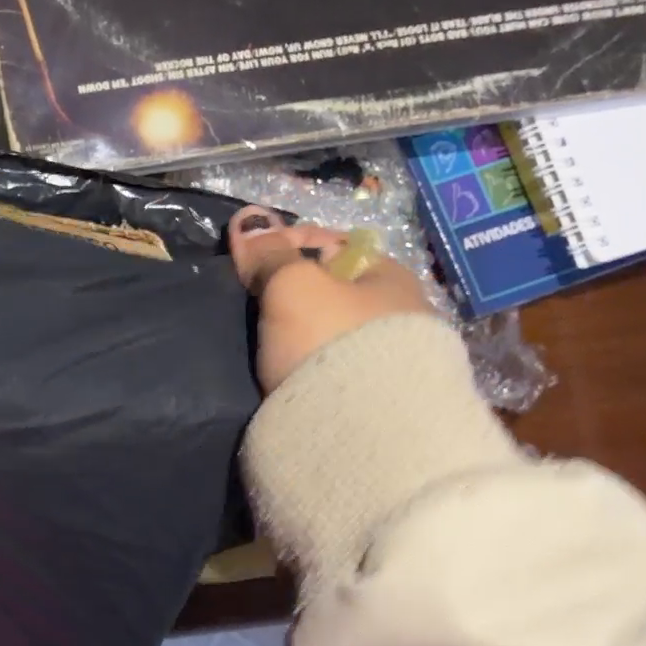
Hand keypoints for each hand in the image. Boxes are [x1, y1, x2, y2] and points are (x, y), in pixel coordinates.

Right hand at [228, 206, 433, 393]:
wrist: (365, 429)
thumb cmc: (332, 339)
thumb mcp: (293, 285)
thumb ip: (270, 253)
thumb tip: (249, 216)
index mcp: (390, 276)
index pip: (330, 244)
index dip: (285, 244)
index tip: (248, 263)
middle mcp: (398, 311)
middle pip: (327, 288)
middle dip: (287, 291)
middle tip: (248, 304)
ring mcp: (388, 357)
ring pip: (326, 328)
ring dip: (292, 329)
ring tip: (258, 341)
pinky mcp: (373, 397)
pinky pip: (327, 364)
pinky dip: (302, 361)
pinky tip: (279, 370)